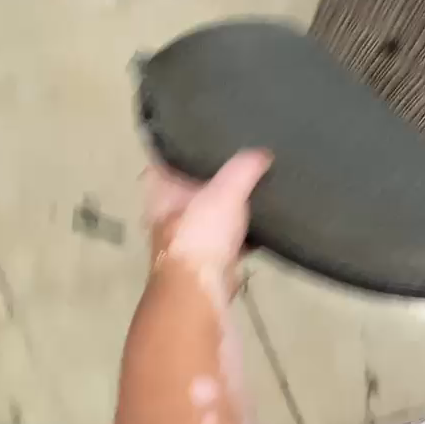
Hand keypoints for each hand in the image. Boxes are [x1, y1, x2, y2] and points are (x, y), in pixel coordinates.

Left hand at [144, 150, 272, 275]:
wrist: (202, 287)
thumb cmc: (201, 234)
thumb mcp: (225, 191)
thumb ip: (243, 169)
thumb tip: (262, 153)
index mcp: (161, 192)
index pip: (164, 160)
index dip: (181, 146)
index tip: (204, 136)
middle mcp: (168, 214)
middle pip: (189, 187)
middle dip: (211, 177)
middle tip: (238, 160)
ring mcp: (188, 238)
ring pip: (210, 213)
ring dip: (227, 206)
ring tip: (255, 187)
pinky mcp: (209, 259)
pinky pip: (229, 238)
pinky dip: (244, 232)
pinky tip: (264, 224)